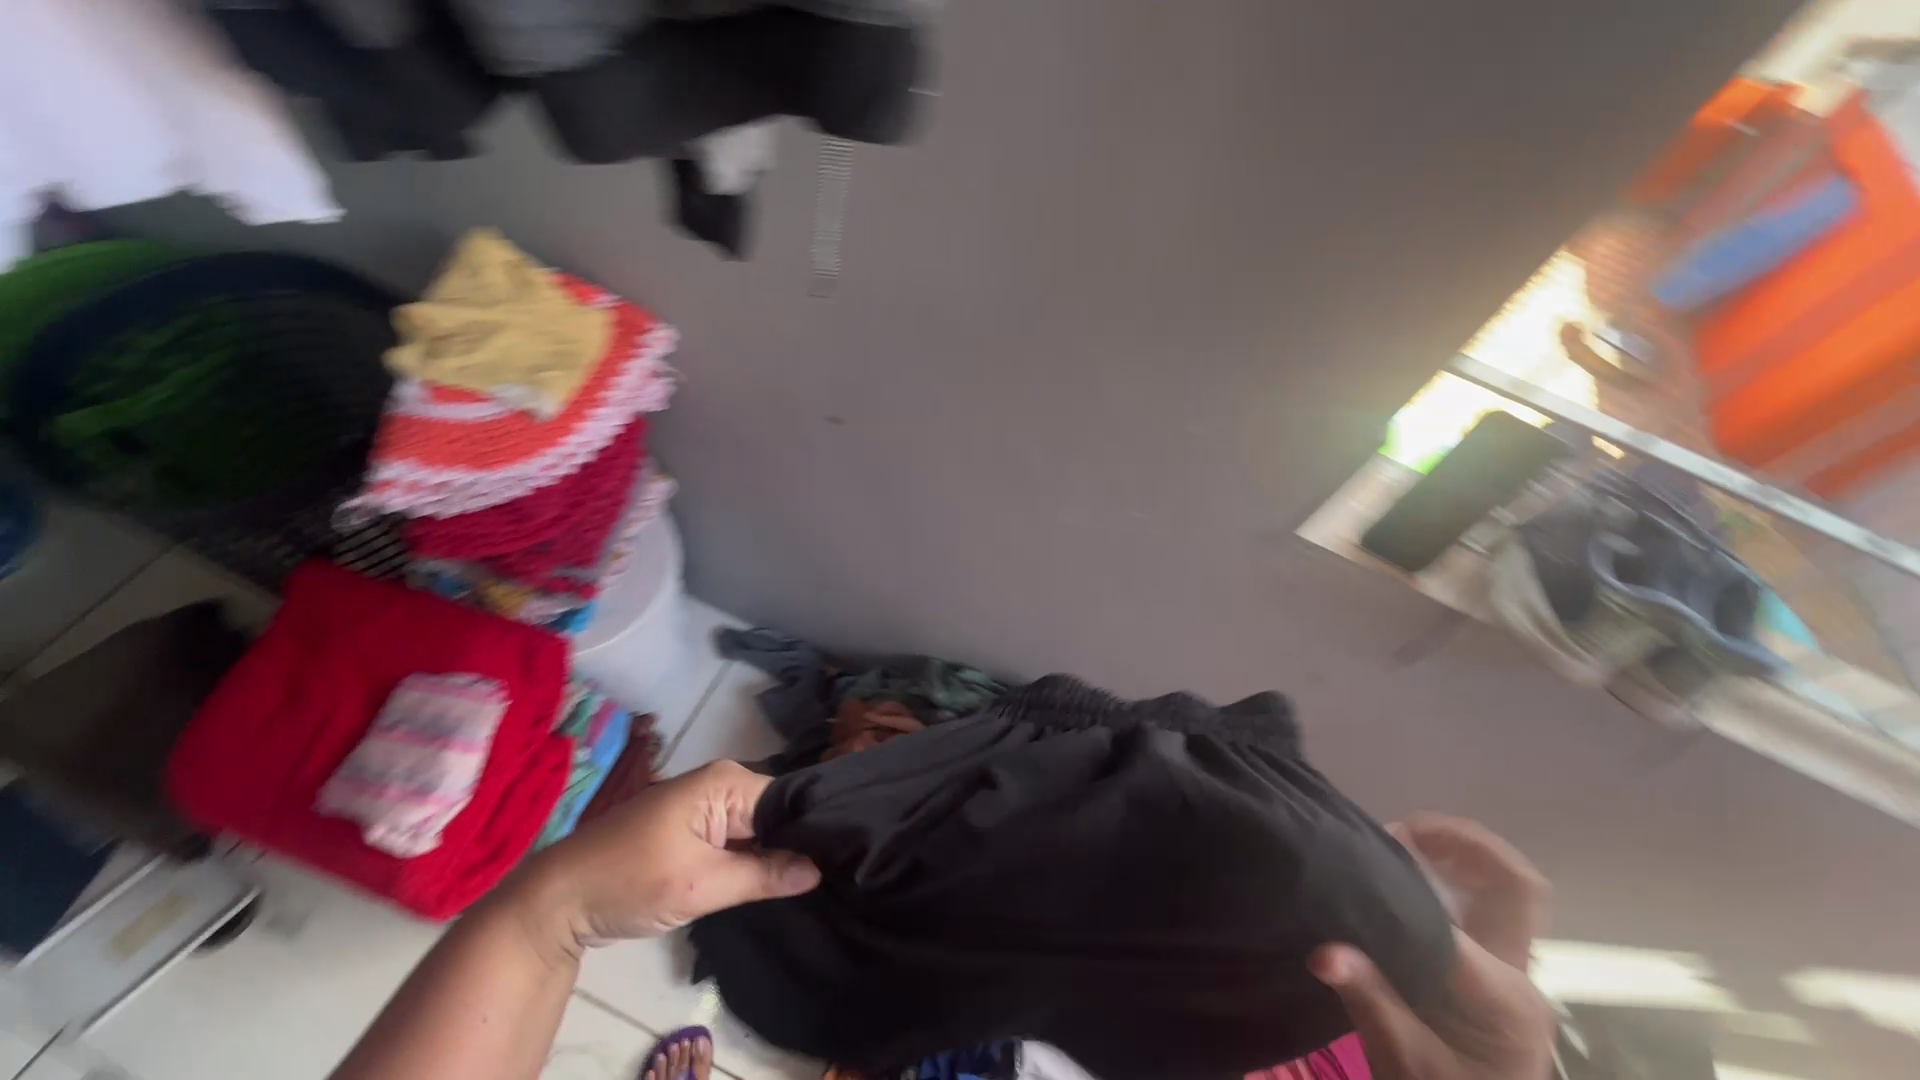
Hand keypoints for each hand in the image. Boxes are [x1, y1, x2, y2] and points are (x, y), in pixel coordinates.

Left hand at [509, 760, 820, 954]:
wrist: (558, 901)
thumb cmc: (629, 882)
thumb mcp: (700, 884)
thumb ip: (763, 875)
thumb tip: (818, 869)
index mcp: (725, 781)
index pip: (790, 800)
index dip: (814, 831)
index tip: (844, 861)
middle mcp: (720, 784)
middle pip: (777, 813)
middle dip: (798, 844)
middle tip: (834, 877)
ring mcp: (706, 807)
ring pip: (759, 830)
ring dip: (775, 856)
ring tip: (814, 881)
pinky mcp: (695, 830)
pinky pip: (738, 840)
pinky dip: (752, 861)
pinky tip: (776, 883)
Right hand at [1310, 814, 1555, 1079]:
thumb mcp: (1400, 1060)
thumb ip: (1368, 1000)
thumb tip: (1322, 952)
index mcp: (1500, 1000)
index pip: (1455, 924)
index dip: (1406, 886)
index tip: (1364, 854)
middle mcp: (1522, 978)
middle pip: (1516, 886)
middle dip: (1463, 843)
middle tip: (1400, 831)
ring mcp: (1520, 974)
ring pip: (1510, 891)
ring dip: (1461, 854)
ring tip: (1403, 842)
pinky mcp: (1507, 973)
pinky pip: (1494, 905)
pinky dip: (1458, 876)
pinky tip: (1414, 877)